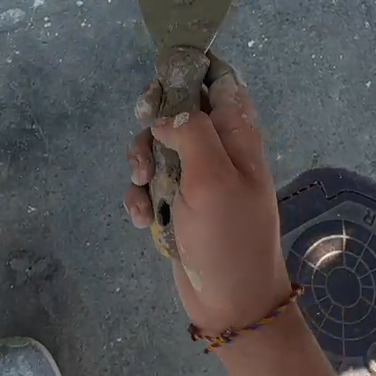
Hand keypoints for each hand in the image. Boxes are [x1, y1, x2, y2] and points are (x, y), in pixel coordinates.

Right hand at [124, 71, 291, 333]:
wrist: (230, 306)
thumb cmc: (229, 237)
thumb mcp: (213, 178)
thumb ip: (191, 131)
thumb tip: (165, 115)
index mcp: (236, 133)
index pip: (220, 78)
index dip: (191, 69)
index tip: (162, 78)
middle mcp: (216, 147)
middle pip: (177, 106)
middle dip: (153, 117)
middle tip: (142, 126)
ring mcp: (194, 175)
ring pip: (156, 143)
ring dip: (141, 159)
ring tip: (142, 184)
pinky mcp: (175, 201)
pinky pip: (148, 181)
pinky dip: (140, 195)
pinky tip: (143, 217)